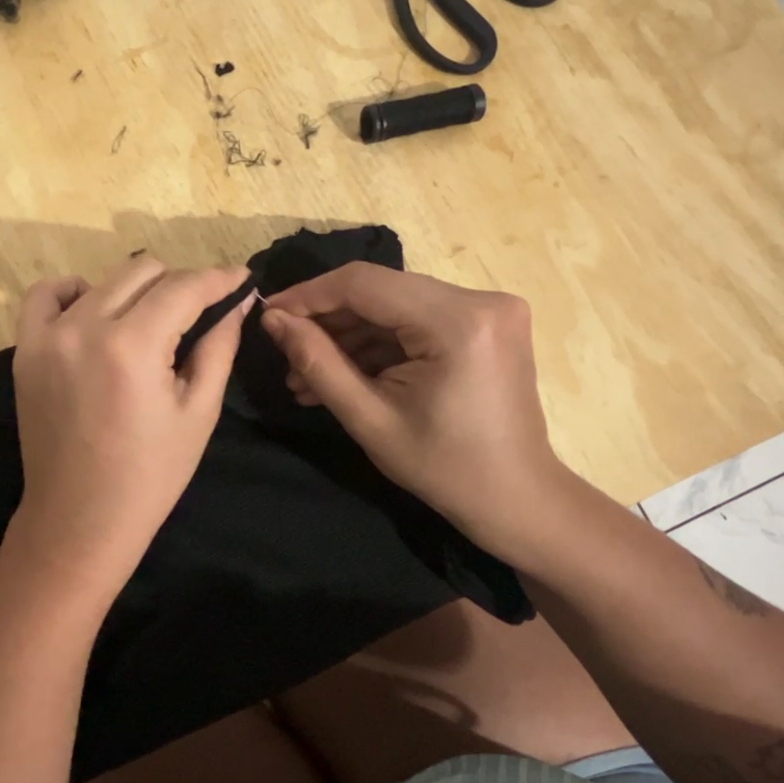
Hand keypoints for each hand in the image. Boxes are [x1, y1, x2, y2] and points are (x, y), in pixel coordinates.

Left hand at [8, 257, 252, 597]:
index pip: (183, 287)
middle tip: (198, 313)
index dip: (219, 279)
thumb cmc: (150, 476)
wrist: (78, 519)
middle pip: (143, 271)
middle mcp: (86, 327)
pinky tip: (94, 311)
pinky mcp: (25, 350)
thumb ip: (219, 346)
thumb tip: (237, 301)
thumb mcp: (199, 412)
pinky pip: (45, 295)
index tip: (240, 280)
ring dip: (134, 293)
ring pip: (102, 281)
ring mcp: (48, 336)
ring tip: (149, 325)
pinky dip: (74, 293)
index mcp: (133, 346)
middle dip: (179, 284)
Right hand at [259, 263, 565, 556]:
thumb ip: (317, 362)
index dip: (308, 295)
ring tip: (305, 377)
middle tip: (285, 355)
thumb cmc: (443, 468)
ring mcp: (487, 309)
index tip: (267, 315)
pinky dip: (378, 344)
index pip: (365, 284)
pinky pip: (415, 320)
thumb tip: (272, 319)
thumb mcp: (368, 418)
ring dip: (348, 336)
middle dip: (326, 321)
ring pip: (394, 305)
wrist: (516, 499)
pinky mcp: (484, 323)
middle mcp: (480, 299)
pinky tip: (342, 375)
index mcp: (458, 321)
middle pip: (380, 291)